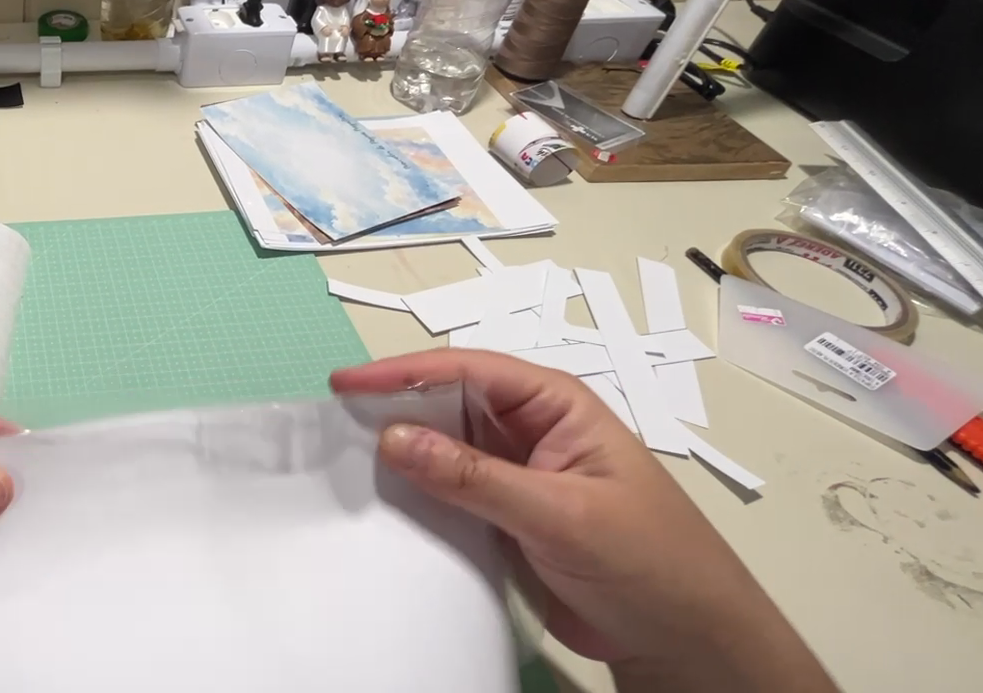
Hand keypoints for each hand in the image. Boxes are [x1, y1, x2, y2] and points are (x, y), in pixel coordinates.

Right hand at [332, 350, 834, 690]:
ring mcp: (509, 468)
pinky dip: (410, 486)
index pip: (463, 371)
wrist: (689, 651)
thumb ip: (473, 476)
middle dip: (392, 406)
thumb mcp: (561, 516)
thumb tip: (390, 438)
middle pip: (442, 400)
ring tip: (343, 452)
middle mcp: (523, 426)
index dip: (401, 373)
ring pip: (437, 441)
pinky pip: (441, 484)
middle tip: (334, 420)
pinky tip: (379, 491)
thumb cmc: (649, 566)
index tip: (344, 385)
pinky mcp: (496, 508)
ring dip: (398, 448)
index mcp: (550, 403)